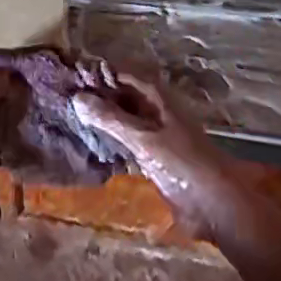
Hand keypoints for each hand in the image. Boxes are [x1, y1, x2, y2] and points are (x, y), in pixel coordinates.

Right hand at [71, 72, 236, 235]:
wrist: (217, 207)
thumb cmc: (183, 164)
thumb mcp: (144, 138)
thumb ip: (111, 118)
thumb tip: (76, 97)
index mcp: (156, 96)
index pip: (121, 74)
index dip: (97, 73)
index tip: (69, 75)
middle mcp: (153, 109)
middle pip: (120, 95)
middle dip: (96, 95)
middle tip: (63, 97)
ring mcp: (154, 134)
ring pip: (121, 118)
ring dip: (101, 118)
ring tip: (69, 117)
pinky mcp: (153, 158)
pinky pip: (125, 141)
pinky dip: (108, 140)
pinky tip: (89, 144)